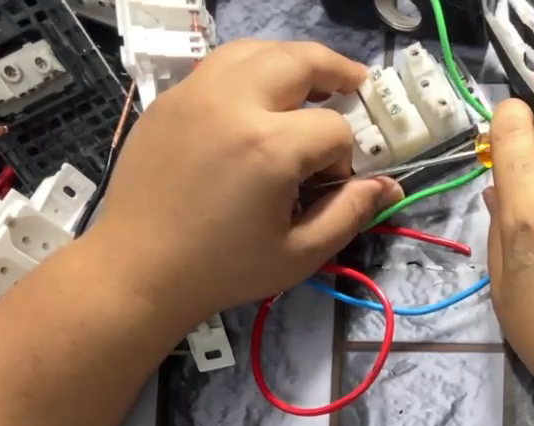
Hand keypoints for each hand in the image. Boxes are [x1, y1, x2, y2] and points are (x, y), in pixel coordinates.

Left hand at [81, 40, 402, 327]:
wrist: (143, 266)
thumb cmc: (228, 268)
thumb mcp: (301, 253)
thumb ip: (350, 214)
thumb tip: (390, 187)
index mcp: (269, 147)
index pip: (333, 129)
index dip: (344, 159)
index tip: (329, 188)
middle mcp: (233, 103)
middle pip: (298, 60)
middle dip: (335, 70)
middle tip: (356, 83)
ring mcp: (196, 93)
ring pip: (256, 49)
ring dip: (292, 61)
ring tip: (312, 81)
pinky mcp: (172, 99)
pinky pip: (222, 66)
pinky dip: (253, 71)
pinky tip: (263, 100)